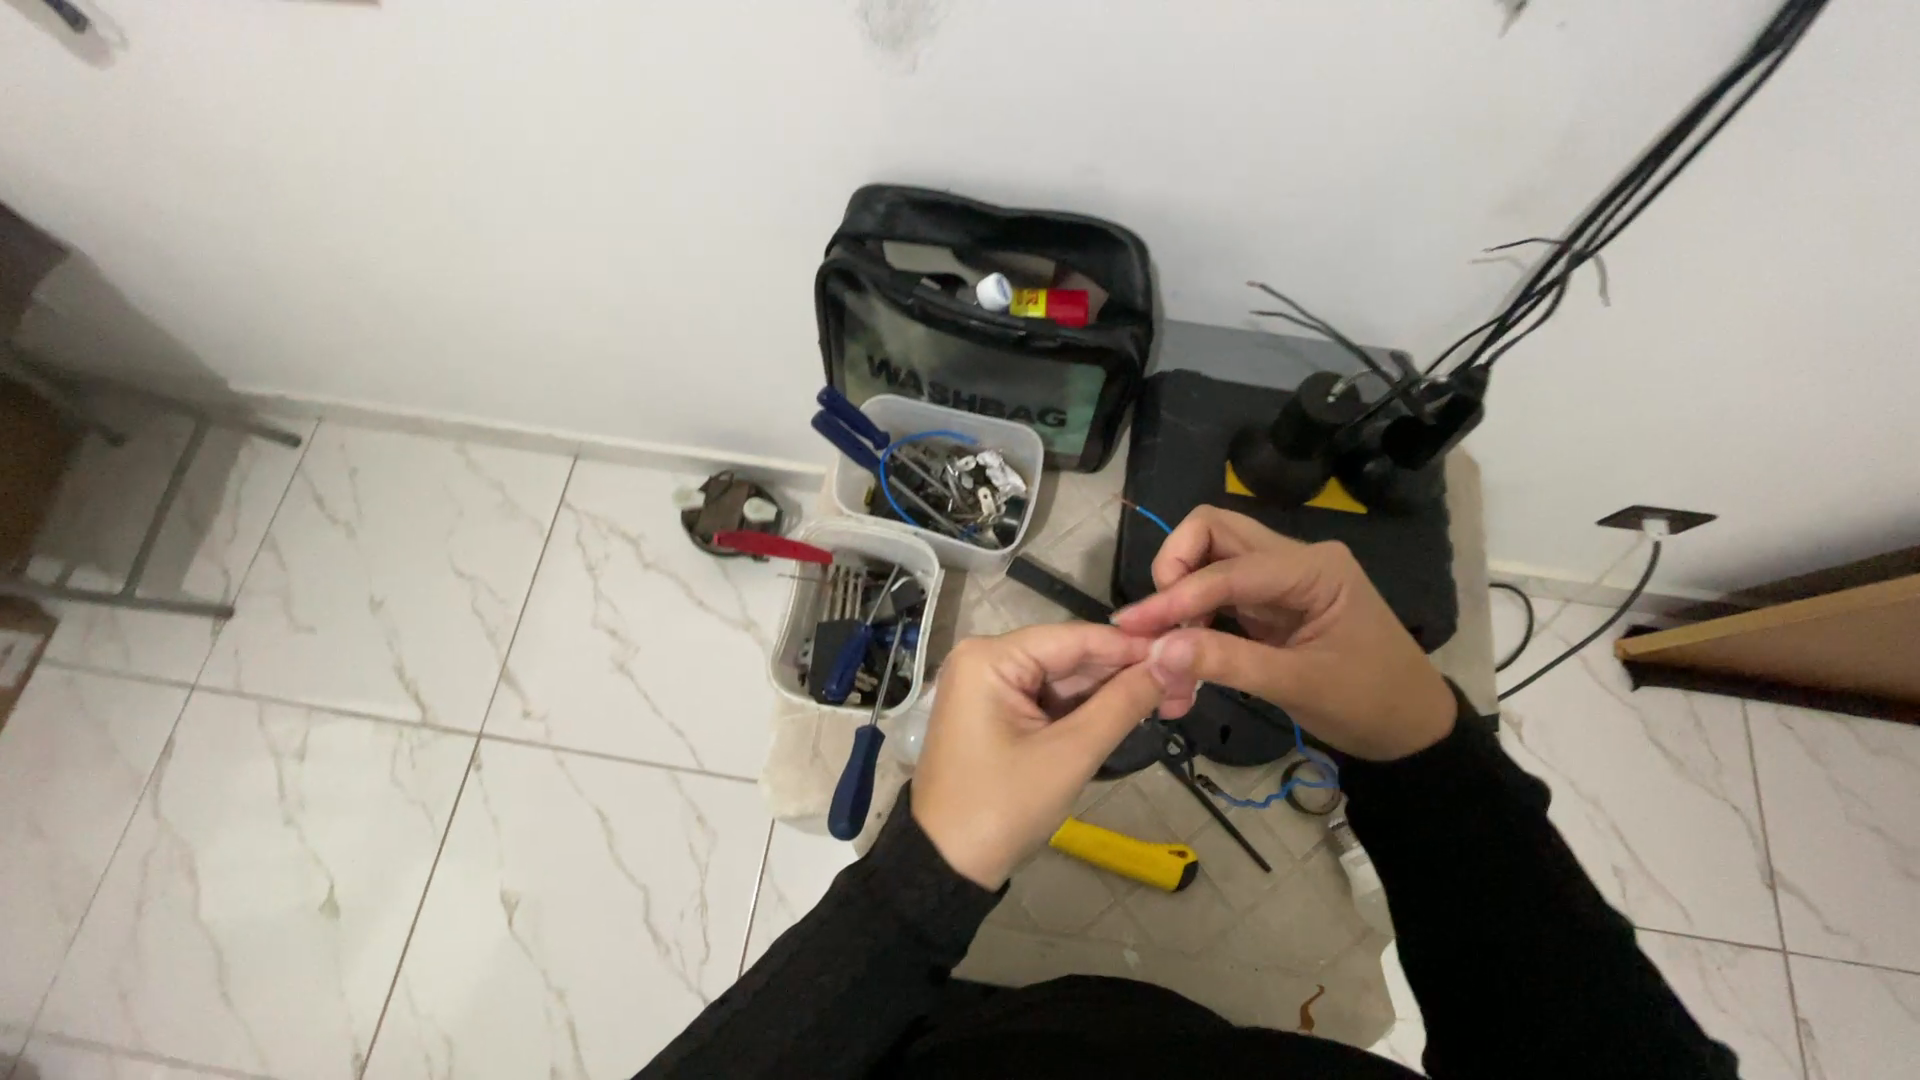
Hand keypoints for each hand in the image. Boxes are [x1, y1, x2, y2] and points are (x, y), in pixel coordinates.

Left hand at [912, 623, 1166, 889]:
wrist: (945, 866)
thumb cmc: (1002, 808)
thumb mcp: (1069, 755)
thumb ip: (1121, 704)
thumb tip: (1167, 664)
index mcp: (989, 658)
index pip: (1073, 638)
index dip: (1130, 647)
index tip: (1182, 655)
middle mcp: (985, 659)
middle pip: (1069, 656)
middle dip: (1124, 672)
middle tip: (1183, 685)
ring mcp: (988, 685)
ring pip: (1063, 678)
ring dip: (1110, 692)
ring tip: (1170, 699)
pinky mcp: (995, 711)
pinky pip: (1048, 699)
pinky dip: (1085, 709)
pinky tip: (1129, 711)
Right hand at [1110, 506, 1455, 761]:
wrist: (1411, 728)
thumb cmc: (1369, 704)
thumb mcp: (1300, 686)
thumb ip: (1227, 663)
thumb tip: (1157, 650)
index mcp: (1314, 569)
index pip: (1229, 567)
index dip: (1178, 595)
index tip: (1133, 627)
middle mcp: (1294, 558)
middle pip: (1213, 530)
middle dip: (1174, 567)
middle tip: (1154, 619)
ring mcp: (1279, 577)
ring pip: (1209, 554)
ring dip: (1178, 589)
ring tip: (1162, 640)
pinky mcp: (1267, 600)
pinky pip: (1216, 588)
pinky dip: (1190, 611)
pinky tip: (1180, 646)